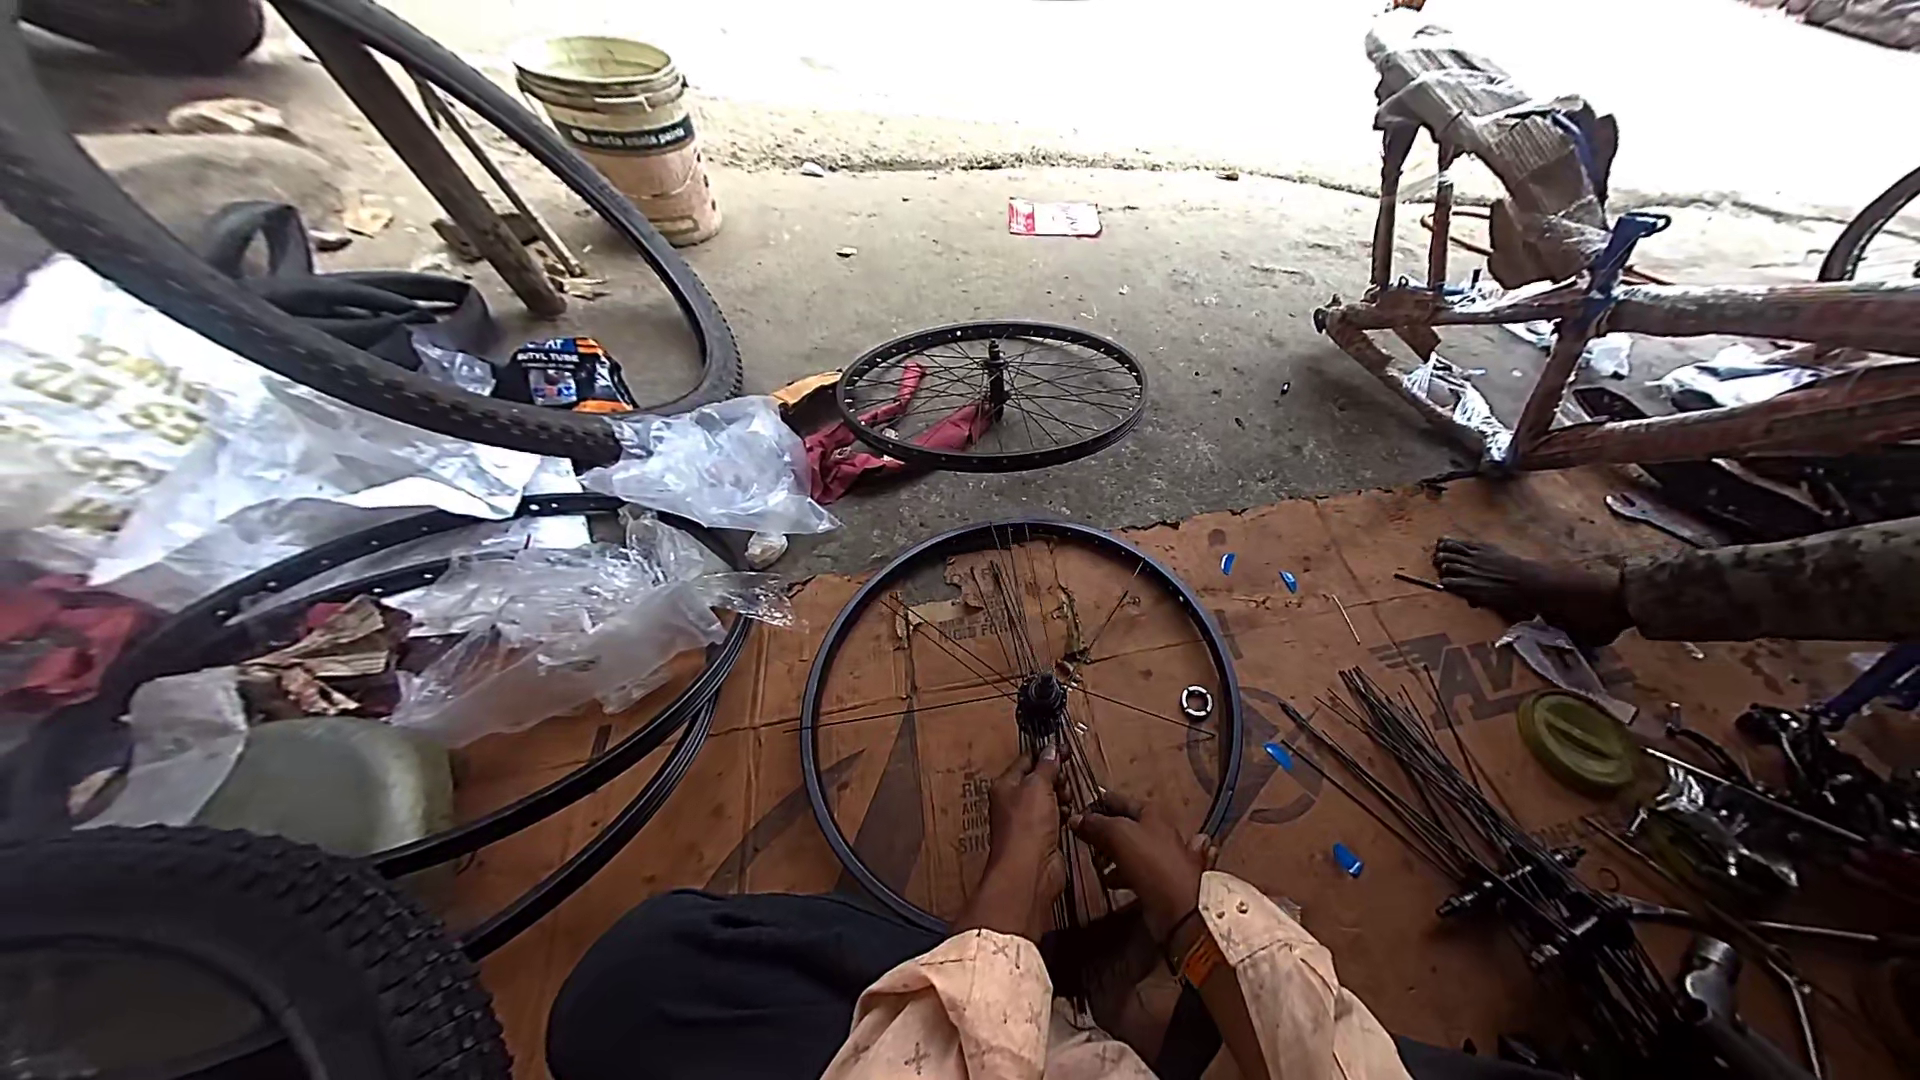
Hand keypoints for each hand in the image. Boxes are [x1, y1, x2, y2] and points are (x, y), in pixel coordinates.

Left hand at [951, 747, 1065, 940]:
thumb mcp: (1037, 786)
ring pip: (1049, 798)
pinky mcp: (1042, 837)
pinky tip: (1070, 816)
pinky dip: (1064, 814)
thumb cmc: (1027, 824)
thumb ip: (1046, 766)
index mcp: (1005, 784)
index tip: (1066, 749)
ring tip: (1067, 801)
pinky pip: (1056, 817)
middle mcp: (1014, 801)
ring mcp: (1028, 820)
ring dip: (1062, 796)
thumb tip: (1051, 748)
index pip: (1026, 760)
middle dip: (1056, 777)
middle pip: (1039, 779)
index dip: (1046, 753)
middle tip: (1065, 781)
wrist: (1029, 871)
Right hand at [1070, 791, 1215, 940]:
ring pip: (1127, 849)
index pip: (1117, 800)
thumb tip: (1074, 818)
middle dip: (1101, 832)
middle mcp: (1156, 830)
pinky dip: (1119, 874)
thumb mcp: (1118, 835)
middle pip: (1122, 825)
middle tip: (1081, 839)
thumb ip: (1095, 825)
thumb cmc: (1149, 861)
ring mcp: (1159, 857)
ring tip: (1094, 863)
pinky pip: (1132, 871)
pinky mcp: (1158, 882)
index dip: (1095, 804)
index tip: (1075, 813)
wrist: (1181, 909)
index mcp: (1150, 812)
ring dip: (1109, 855)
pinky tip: (1109, 881)